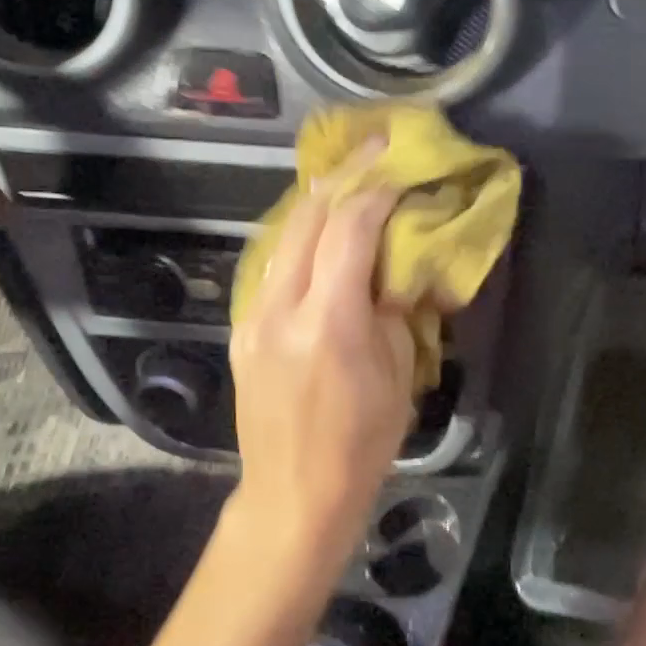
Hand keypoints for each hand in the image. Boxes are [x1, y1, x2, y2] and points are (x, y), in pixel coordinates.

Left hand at [229, 145, 416, 534]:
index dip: (377, 191)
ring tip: (349, 175)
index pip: (349, 230)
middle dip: (345, 178)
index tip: (401, 168)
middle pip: (308, 219)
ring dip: (318, 201)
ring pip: (284, 236)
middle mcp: (282, 308)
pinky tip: (322, 228)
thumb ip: (393, 309)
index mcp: (329, 321)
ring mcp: (254, 317)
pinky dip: (302, 236)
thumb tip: (395, 269)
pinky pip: (274, 265)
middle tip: (375, 150)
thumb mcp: (400, 371)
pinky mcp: (243, 328)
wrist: (294, 494)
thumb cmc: (363, 439)